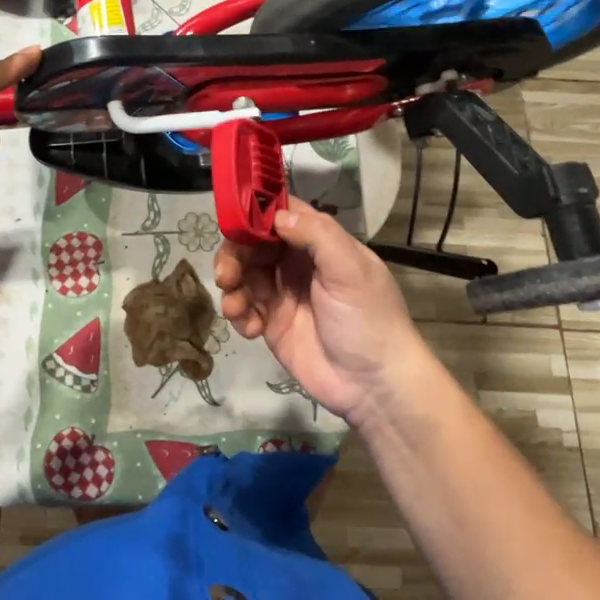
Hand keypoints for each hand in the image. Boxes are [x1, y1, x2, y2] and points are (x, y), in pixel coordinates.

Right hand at [214, 196, 428, 422]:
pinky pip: (244, 308)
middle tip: (225, 275)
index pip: (282, 214)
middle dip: (234, 255)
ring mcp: (283, 294)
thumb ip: (316, 235)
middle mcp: (298, 263)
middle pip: (253, 244)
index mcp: (320, 243)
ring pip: (243, 274)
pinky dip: (239, 314)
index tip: (233, 221)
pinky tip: (251, 329)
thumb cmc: (367, 319)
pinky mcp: (272, 324)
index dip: (256, 213)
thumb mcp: (351, 269)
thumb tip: (277, 216)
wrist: (374, 386)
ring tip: (234, 308)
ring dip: (232, 286)